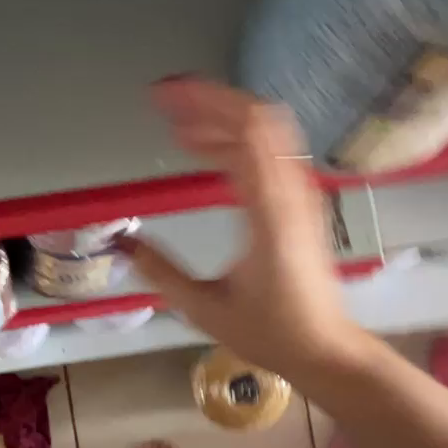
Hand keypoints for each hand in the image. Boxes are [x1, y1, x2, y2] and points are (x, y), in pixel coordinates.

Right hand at [120, 79, 370, 378]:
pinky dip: (239, 141)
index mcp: (269, 213)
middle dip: (210, 102)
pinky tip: (210, 154)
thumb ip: (160, 271)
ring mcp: (301, 196)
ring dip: (224, 121)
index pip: (246, 132)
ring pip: (268, 133)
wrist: (324, 349)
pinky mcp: (301, 205)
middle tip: (165, 102)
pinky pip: (272, 154)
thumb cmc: (268, 332)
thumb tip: (123, 242)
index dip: (204, 104)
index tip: (162, 98)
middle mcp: (291, 194)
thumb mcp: (203, 307)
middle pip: (258, 120)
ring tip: (181, 129)